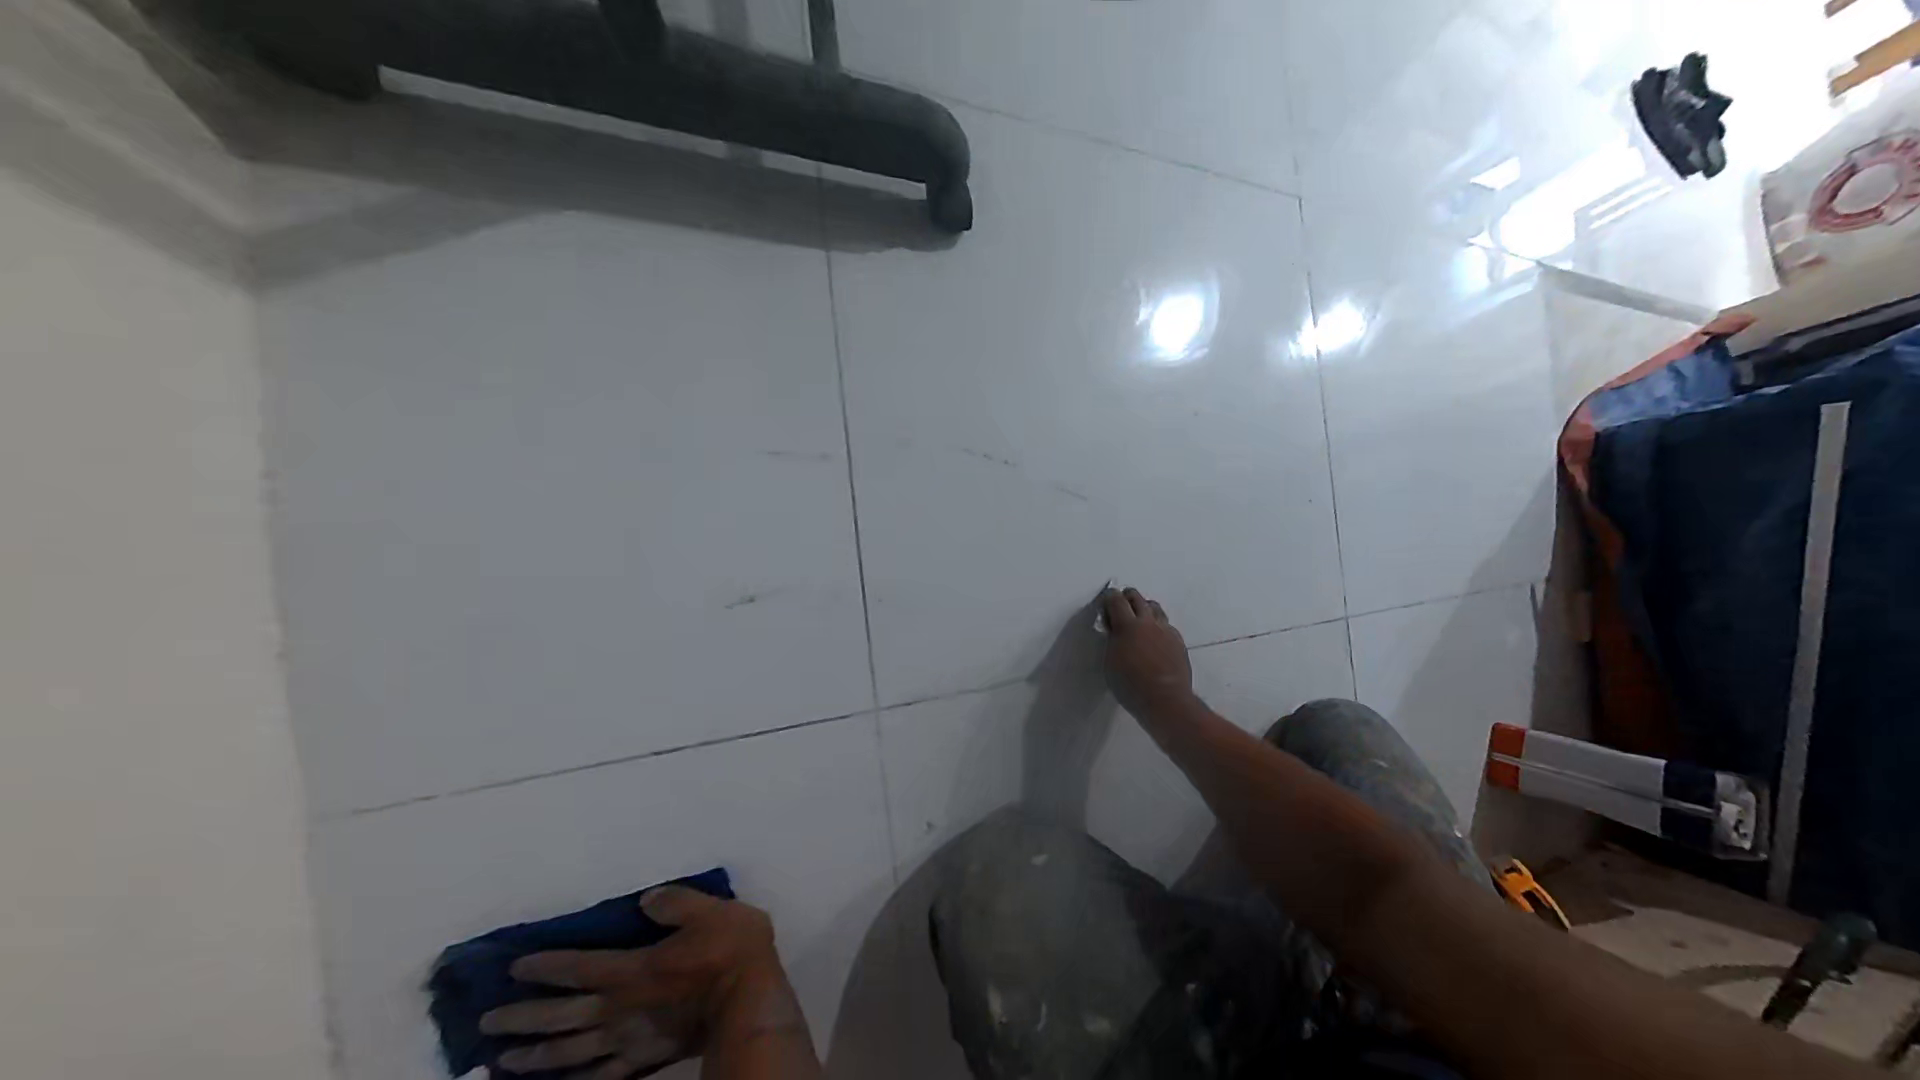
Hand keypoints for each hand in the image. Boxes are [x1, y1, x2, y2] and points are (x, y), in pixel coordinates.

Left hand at [481, 887, 811, 1077]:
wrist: (750, 999)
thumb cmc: (729, 949)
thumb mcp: (707, 909)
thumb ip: (674, 902)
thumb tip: (645, 899)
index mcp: (632, 969)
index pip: (578, 967)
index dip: (545, 966)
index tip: (514, 966)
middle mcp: (619, 1008)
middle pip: (561, 1016)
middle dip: (521, 1017)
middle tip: (485, 1023)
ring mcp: (628, 1040)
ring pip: (570, 1052)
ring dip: (533, 1055)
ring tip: (502, 1060)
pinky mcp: (644, 1060)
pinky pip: (600, 1077)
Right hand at [1102, 586, 1195, 717]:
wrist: (1165, 699)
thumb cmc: (1130, 685)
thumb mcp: (1110, 660)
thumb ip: (1112, 639)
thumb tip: (1114, 628)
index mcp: (1127, 625)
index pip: (1116, 599)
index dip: (1108, 598)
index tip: (1104, 603)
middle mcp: (1148, 622)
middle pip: (1137, 597)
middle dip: (1126, 598)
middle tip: (1119, 608)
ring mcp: (1165, 630)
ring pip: (1154, 607)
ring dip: (1144, 608)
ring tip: (1138, 620)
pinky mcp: (1177, 640)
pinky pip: (1166, 624)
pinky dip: (1157, 625)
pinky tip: (1153, 638)